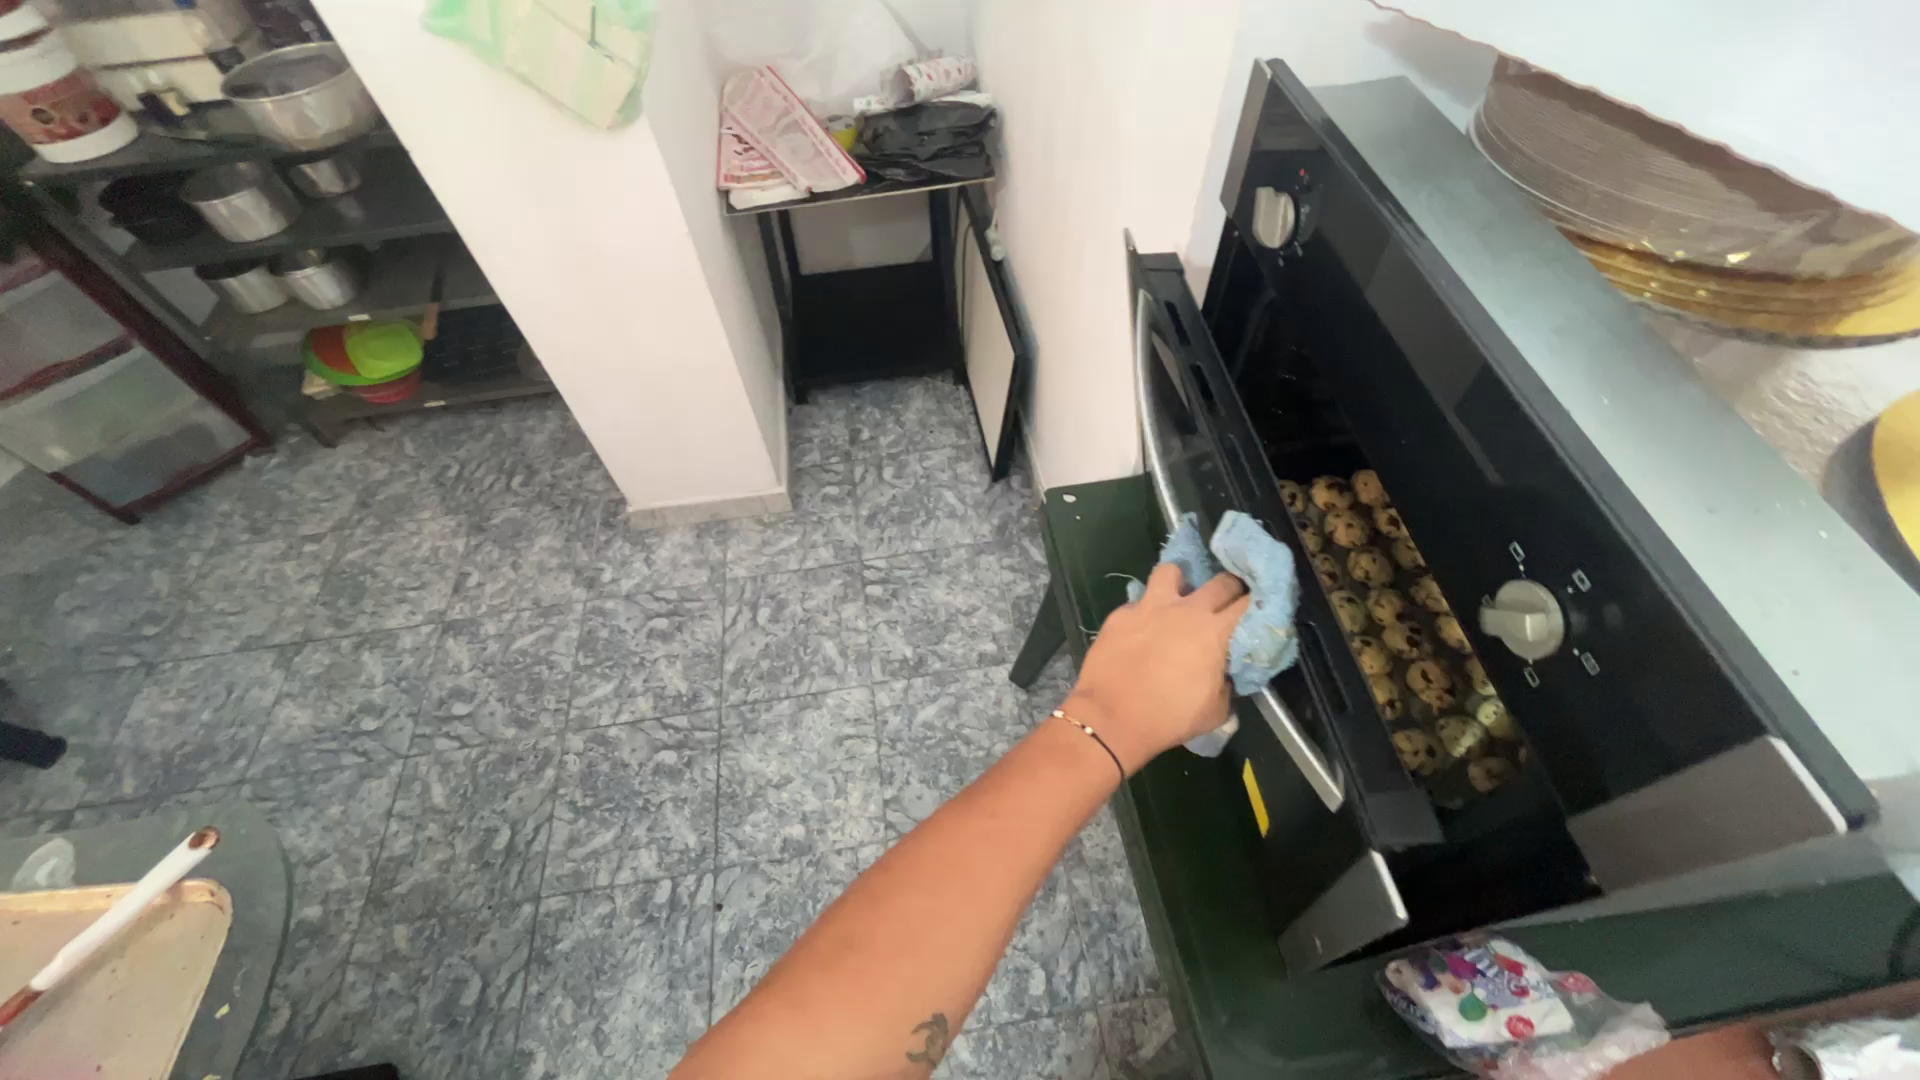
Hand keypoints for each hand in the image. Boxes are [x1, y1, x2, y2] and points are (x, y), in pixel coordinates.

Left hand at [1062, 564, 1248, 772]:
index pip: (1249, 604)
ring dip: (1179, 583)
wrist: (1112, 716)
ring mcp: (1149, 606)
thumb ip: (1225, 684)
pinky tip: (1140, 629)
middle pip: (1220, 581)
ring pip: (1171, 572)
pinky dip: (1144, 612)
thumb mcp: (1216, 711)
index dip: (1256, 605)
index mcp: (1215, 631)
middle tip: (1226, 603)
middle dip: (1229, 588)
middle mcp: (1186, 609)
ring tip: (1177, 600)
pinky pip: (1138, 601)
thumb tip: (1222, 673)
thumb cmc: (1169, 717)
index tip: (1256, 610)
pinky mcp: (1120, 614)